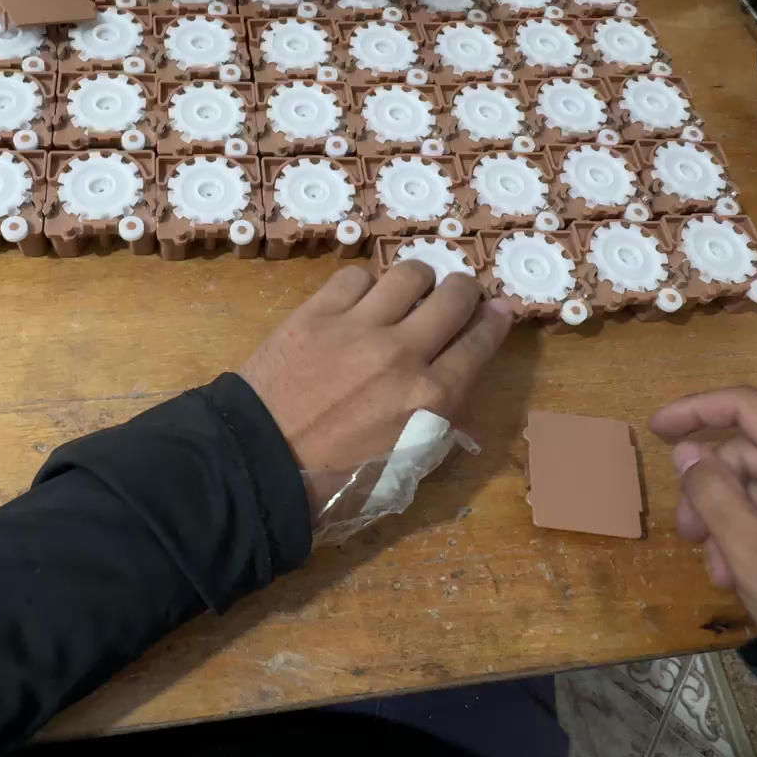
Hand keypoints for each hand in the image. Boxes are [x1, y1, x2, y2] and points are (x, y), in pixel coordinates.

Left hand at [240, 261, 511, 474]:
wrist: (259, 465)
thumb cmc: (335, 481)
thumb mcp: (405, 471)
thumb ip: (441, 431)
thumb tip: (464, 405)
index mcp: (432, 398)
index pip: (480, 340)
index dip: (495, 319)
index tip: (497, 308)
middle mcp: (403, 353)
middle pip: (454, 296)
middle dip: (463, 292)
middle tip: (454, 298)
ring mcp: (359, 328)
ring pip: (409, 275)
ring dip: (417, 282)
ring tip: (407, 294)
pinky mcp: (317, 313)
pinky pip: (355, 276)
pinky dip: (364, 285)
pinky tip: (358, 301)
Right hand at [650, 387, 756, 696]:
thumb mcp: (756, 558)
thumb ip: (714, 495)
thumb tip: (685, 450)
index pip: (751, 408)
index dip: (696, 411)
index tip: (653, 432)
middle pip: (753, 454)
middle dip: (710, 488)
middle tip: (686, 534)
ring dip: (728, 518)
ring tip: (716, 569)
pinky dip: (753, 533)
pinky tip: (739, 573)